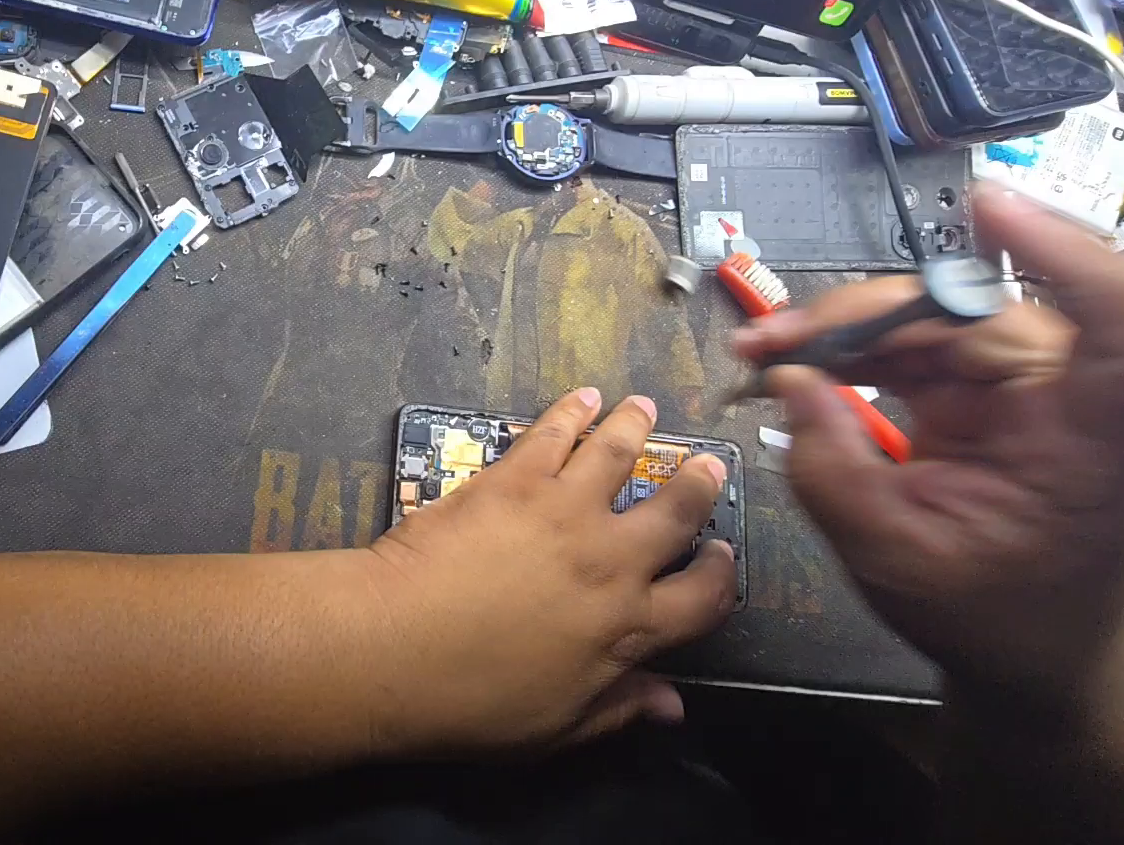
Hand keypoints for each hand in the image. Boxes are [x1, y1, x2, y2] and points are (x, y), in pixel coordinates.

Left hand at [359, 389, 735, 752]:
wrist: (399, 644)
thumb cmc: (475, 699)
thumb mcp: (558, 726)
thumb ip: (620, 707)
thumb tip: (674, 704)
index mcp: (628, 626)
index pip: (702, 598)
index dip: (720, 575)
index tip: (723, 554)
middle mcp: (608, 558)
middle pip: (673, 512)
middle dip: (697, 486)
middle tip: (707, 465)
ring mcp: (562, 509)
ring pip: (616, 454)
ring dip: (635, 426)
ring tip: (645, 406)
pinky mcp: (515, 479)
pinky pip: (552, 434)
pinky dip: (571, 410)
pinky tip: (581, 397)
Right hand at [732, 190, 1123, 701]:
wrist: (1021, 648)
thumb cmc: (982, 613)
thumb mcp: (885, 550)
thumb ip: (828, 465)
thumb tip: (784, 379)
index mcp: (1084, 443)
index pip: (1122, 330)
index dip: (1072, 257)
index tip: (988, 208)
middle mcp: (1062, 397)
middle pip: (969, 312)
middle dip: (856, 314)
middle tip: (765, 341)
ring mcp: (1020, 390)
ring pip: (927, 319)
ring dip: (838, 329)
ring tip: (762, 352)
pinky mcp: (980, 392)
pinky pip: (910, 345)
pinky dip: (848, 350)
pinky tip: (798, 364)